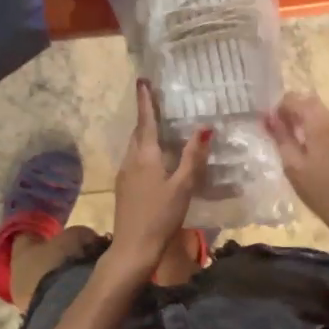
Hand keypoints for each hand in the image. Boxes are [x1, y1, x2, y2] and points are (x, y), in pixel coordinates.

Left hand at [109, 80, 209, 276]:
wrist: (132, 248)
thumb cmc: (160, 216)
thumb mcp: (182, 187)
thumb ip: (192, 157)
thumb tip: (204, 128)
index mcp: (145, 155)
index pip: (146, 120)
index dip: (146, 100)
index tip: (142, 81)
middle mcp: (131, 160)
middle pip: (138, 132)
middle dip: (146, 116)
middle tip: (157, 102)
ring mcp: (124, 174)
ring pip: (135, 146)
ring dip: (145, 134)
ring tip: (160, 127)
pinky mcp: (124, 188)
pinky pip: (135, 159)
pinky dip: (145, 150)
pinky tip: (156, 159)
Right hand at [267, 93, 328, 234]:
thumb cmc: (319, 189)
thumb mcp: (292, 165)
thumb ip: (280, 137)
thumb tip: (268, 117)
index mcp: (319, 123)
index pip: (295, 99)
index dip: (278, 107)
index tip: (267, 123)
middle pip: (308, 102)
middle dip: (290, 109)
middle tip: (275, 128)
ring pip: (318, 112)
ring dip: (301, 118)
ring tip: (286, 138)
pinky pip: (325, 123)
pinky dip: (311, 126)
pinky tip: (303, 147)